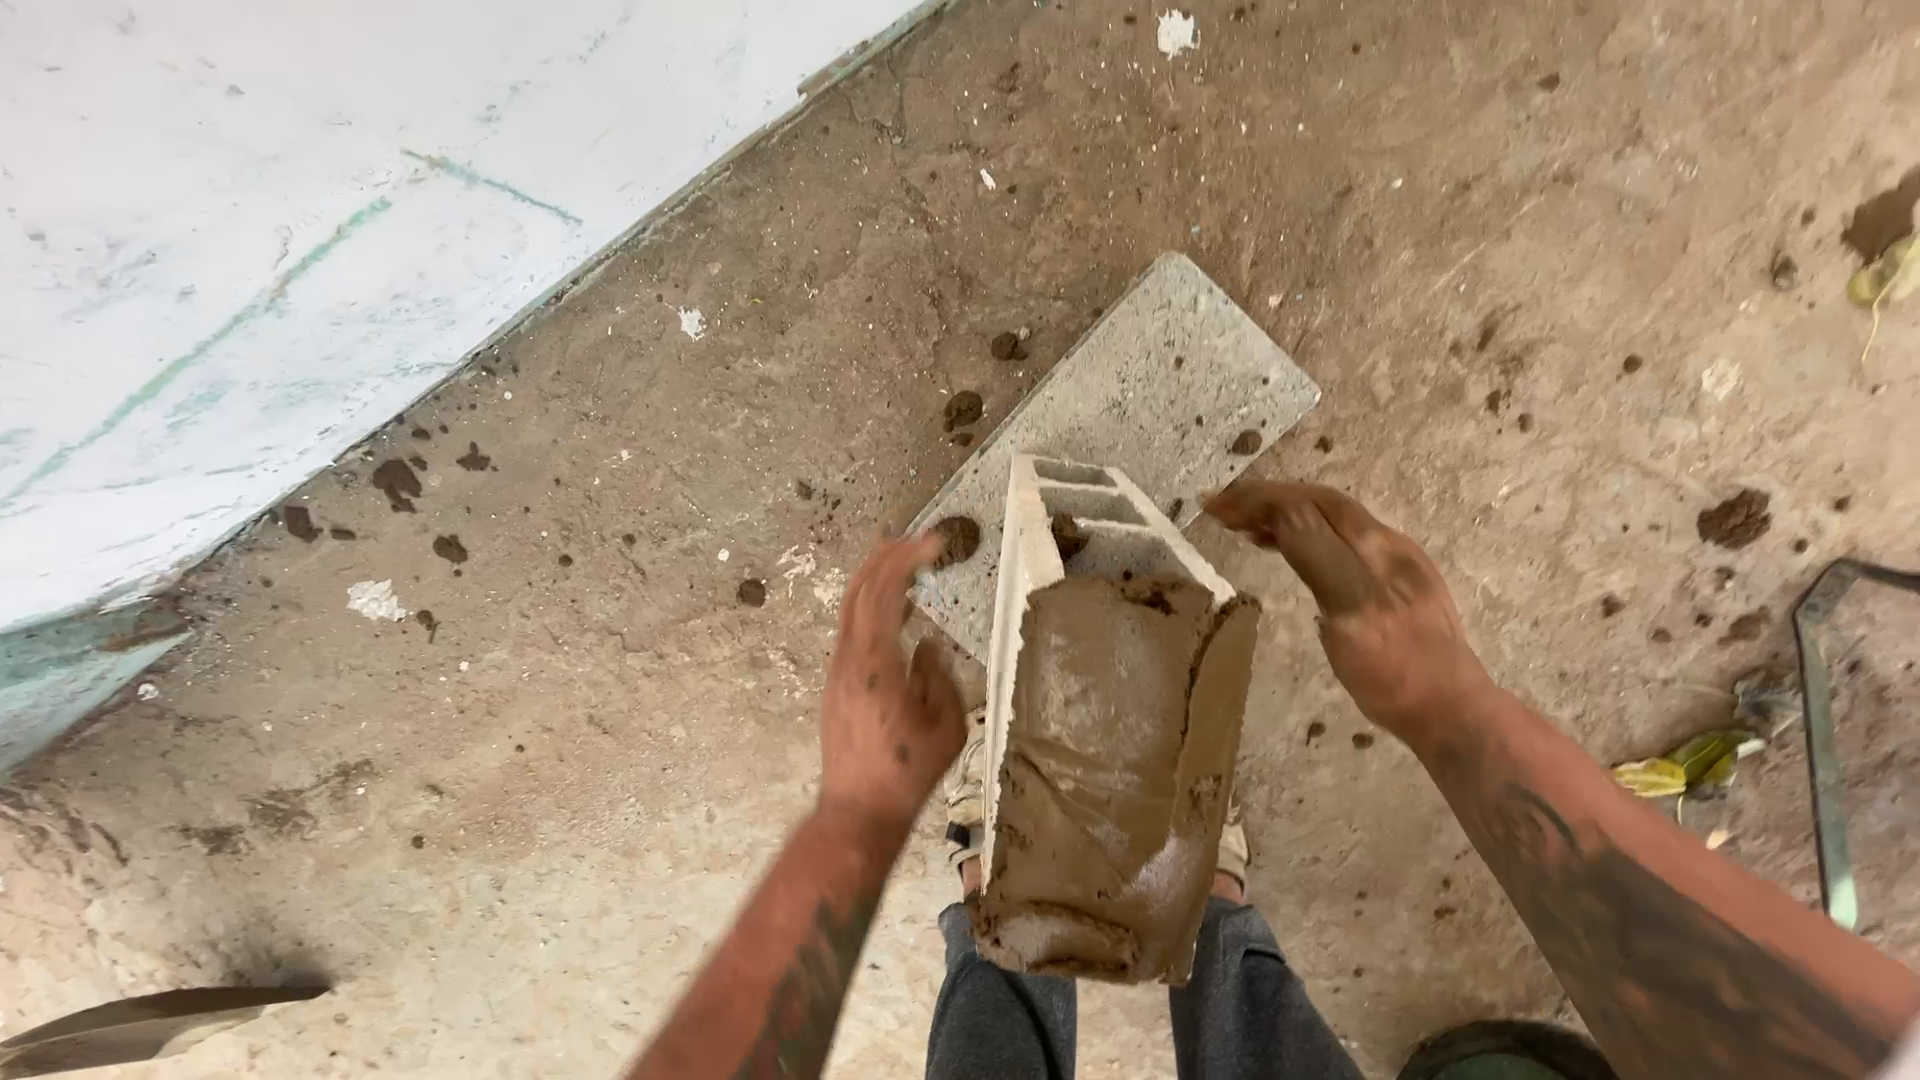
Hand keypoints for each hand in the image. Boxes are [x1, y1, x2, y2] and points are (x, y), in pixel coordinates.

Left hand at [818, 534, 966, 833]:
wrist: (858, 809)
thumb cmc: (907, 772)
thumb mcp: (946, 726)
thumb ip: (939, 677)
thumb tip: (926, 647)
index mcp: (875, 662)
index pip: (885, 592)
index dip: (907, 558)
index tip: (934, 542)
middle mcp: (848, 657)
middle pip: (859, 589)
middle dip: (885, 555)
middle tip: (915, 538)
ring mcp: (838, 670)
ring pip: (851, 607)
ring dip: (876, 578)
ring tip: (904, 561)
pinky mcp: (837, 683)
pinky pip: (852, 629)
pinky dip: (872, 606)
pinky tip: (895, 610)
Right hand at [1204, 481, 1498, 744]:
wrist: (1450, 710)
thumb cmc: (1395, 676)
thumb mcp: (1350, 617)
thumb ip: (1319, 560)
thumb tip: (1281, 514)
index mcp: (1373, 549)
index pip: (1305, 506)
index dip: (1256, 499)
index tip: (1212, 506)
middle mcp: (1384, 544)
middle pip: (1316, 502)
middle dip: (1263, 498)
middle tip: (1220, 509)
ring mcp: (1392, 560)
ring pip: (1326, 518)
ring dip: (1279, 513)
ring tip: (1241, 526)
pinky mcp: (1391, 579)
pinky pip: (1336, 538)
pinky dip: (1298, 533)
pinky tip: (1280, 547)